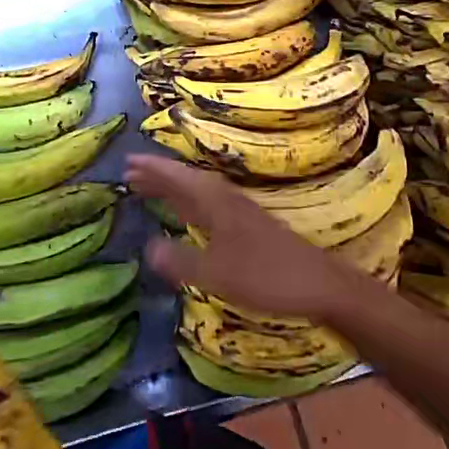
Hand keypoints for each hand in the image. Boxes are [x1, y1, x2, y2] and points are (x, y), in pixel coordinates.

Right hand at [128, 154, 377, 321]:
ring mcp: (237, 211)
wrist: (321, 286)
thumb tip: (147, 247)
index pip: (175, 177)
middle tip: (128, 174)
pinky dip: (186, 202)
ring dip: (170, 187)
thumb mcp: (215, 273)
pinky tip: (182, 212)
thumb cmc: (266, 276)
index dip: (151, 169)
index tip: (126, 162)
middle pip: (184, 180)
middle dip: (157, 176)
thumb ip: (180, 260)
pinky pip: (205, 203)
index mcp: (214, 201)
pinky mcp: (246, 225)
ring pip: (195, 191)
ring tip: (145, 187)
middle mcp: (224, 198)